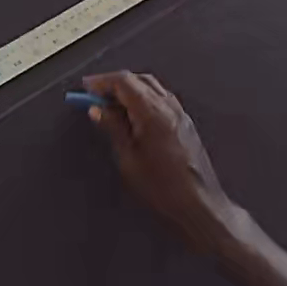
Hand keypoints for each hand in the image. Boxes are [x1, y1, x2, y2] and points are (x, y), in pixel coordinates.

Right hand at [82, 71, 237, 251]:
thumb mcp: (128, 158)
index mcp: (151, 112)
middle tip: (95, 95)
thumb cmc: (162, 187)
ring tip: (112, 103)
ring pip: (150, 85)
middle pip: (137, 79)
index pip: (123, 81)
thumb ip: (113, 128)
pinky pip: (161, 96)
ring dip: (129, 88)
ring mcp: (179, 112)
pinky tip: (134, 112)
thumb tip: (98, 109)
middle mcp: (167, 106)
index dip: (101, 81)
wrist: (200, 206)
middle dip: (113, 83)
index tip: (86, 87)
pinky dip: (143, 95)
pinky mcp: (185, 122)